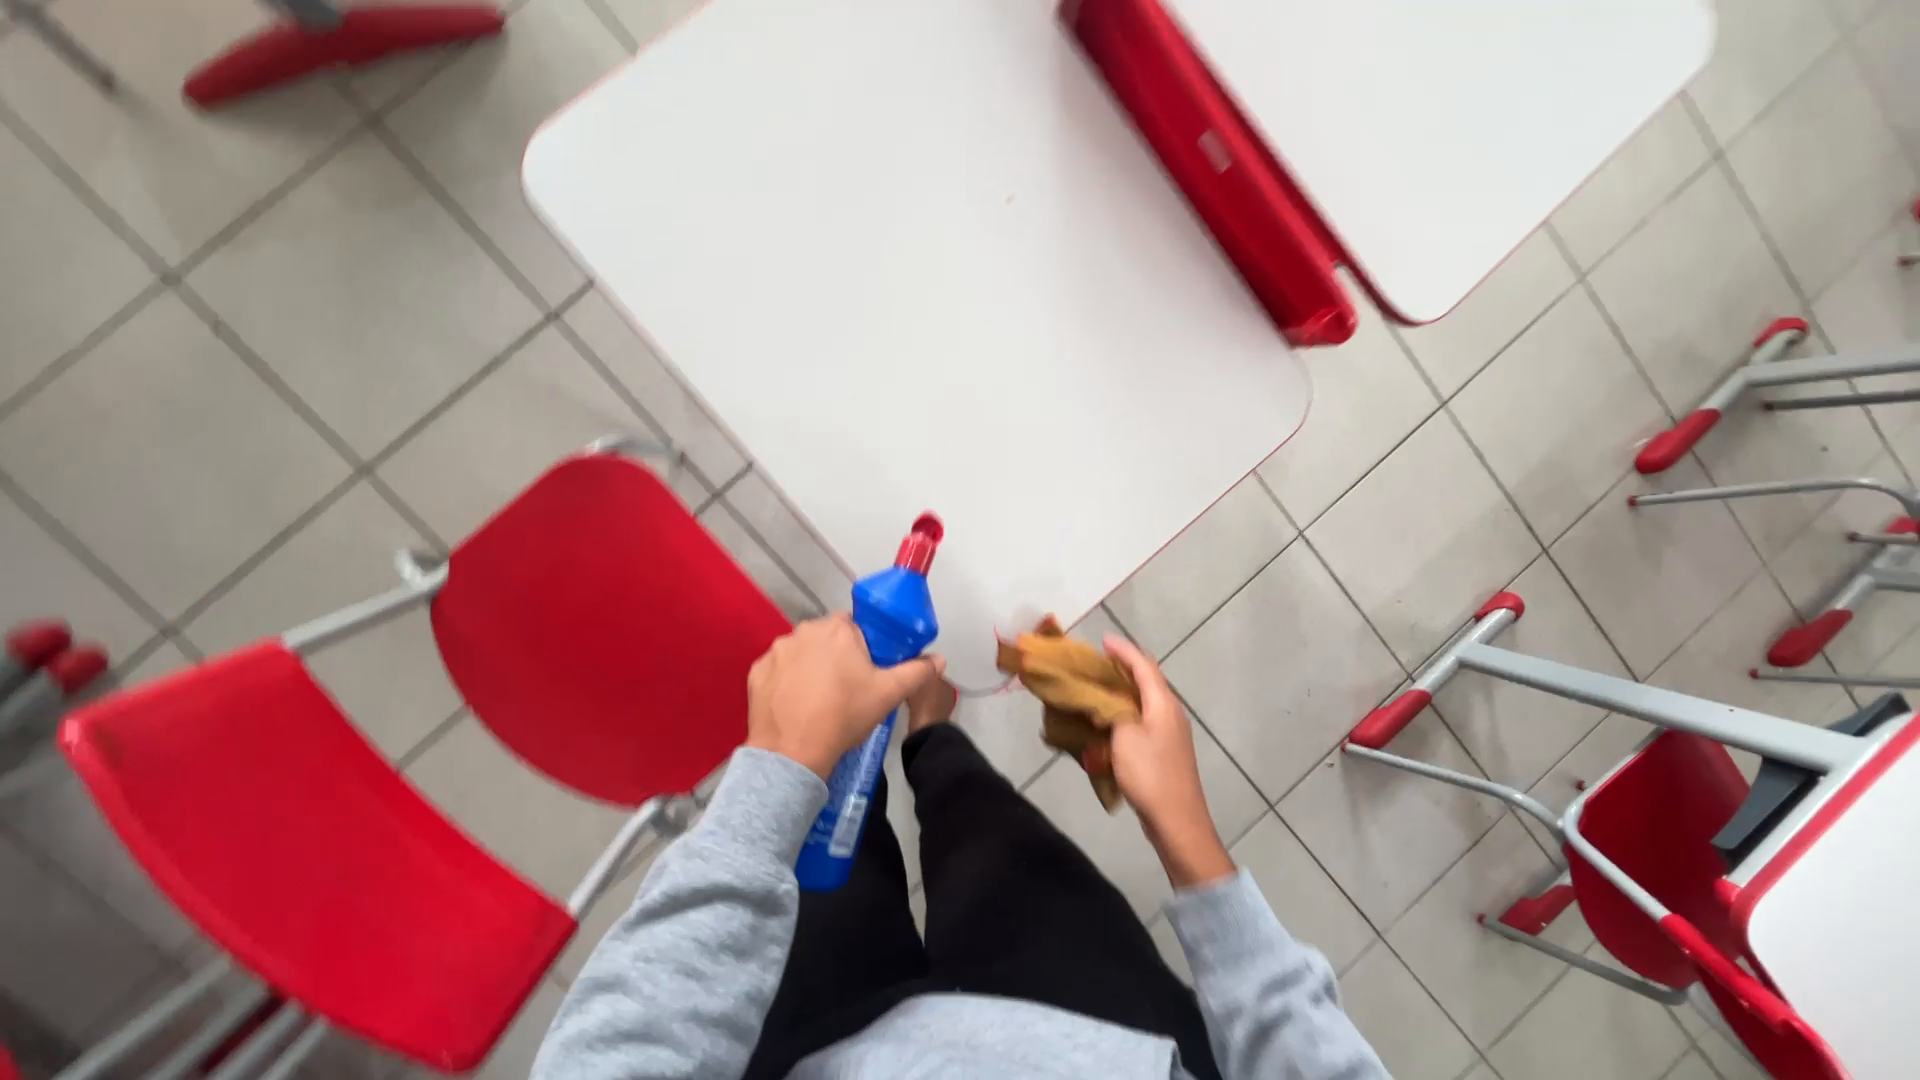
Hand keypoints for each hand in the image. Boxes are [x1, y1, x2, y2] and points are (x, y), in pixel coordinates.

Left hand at [746, 614, 945, 778]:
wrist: (793, 752)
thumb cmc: (845, 715)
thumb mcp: (889, 694)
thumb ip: (917, 672)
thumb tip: (940, 660)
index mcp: (837, 628)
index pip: (854, 626)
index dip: (862, 648)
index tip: (866, 671)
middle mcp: (803, 630)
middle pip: (826, 638)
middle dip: (836, 656)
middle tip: (846, 688)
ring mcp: (776, 651)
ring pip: (801, 653)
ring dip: (810, 667)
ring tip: (819, 700)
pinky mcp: (757, 672)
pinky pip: (778, 671)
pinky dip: (786, 683)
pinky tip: (795, 705)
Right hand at [1105, 636, 1235, 887]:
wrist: (1177, 820)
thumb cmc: (1150, 775)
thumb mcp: (1124, 738)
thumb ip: (1113, 713)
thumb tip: (1105, 703)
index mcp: (1163, 704)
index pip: (1144, 666)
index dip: (1124, 651)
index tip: (1103, 640)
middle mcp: (1170, 712)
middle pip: (1147, 680)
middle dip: (1123, 668)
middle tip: (1095, 663)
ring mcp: (1170, 732)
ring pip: (1144, 701)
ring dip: (1122, 691)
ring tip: (1097, 688)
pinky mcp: (1164, 751)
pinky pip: (1142, 720)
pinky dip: (1125, 713)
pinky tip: (1108, 722)